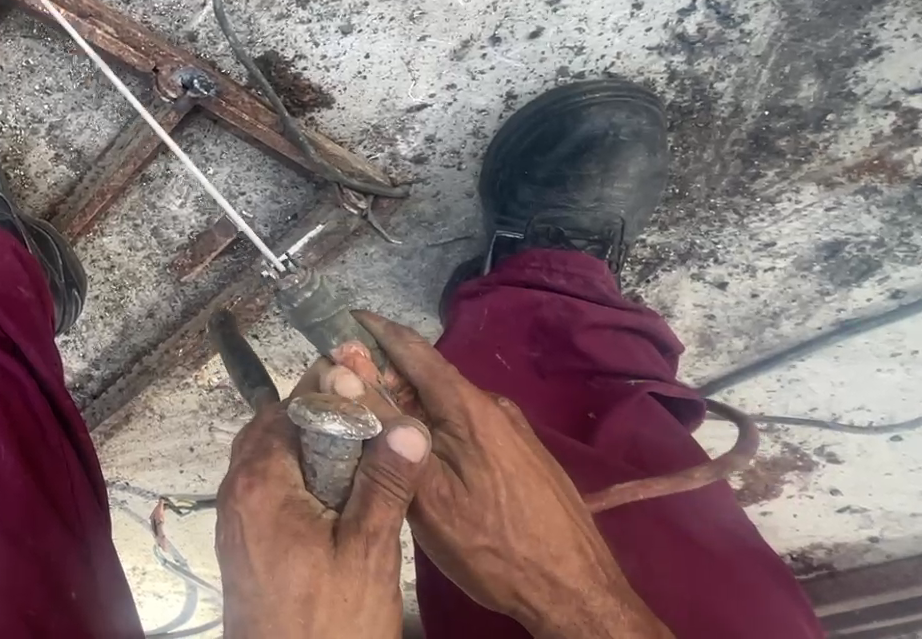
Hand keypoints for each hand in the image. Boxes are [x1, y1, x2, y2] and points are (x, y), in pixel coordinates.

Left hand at [215, 360, 433, 638]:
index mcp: (261, 478)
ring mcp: (233, 512)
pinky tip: (327, 491)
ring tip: (351, 451)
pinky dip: (290, 474)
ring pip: (264, 455)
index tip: (355, 373)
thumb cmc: (329, 619)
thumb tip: (406, 426)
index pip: (288, 410)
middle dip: (312, 416)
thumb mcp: (366, 552)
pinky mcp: (238, 536)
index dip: (322, 390)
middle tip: (359, 415)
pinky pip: (261, 484)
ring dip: (302, 446)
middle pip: (271, 428)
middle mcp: (236, 485)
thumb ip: (382, 485)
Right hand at [355, 313, 672, 638]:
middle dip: (381, 371)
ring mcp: (513, 433)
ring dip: (406, 401)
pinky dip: (431, 423)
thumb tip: (344, 369)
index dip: (372, 328)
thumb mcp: (424, 489)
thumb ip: (383, 425)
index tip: (338, 318)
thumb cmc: (494, 546)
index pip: (411, 347)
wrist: (583, 604)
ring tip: (371, 418)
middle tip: (341, 383)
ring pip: (444, 402)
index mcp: (466, 406)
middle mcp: (492, 407)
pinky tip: (417, 452)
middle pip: (425, 374)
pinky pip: (464, 424)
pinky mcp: (523, 457)